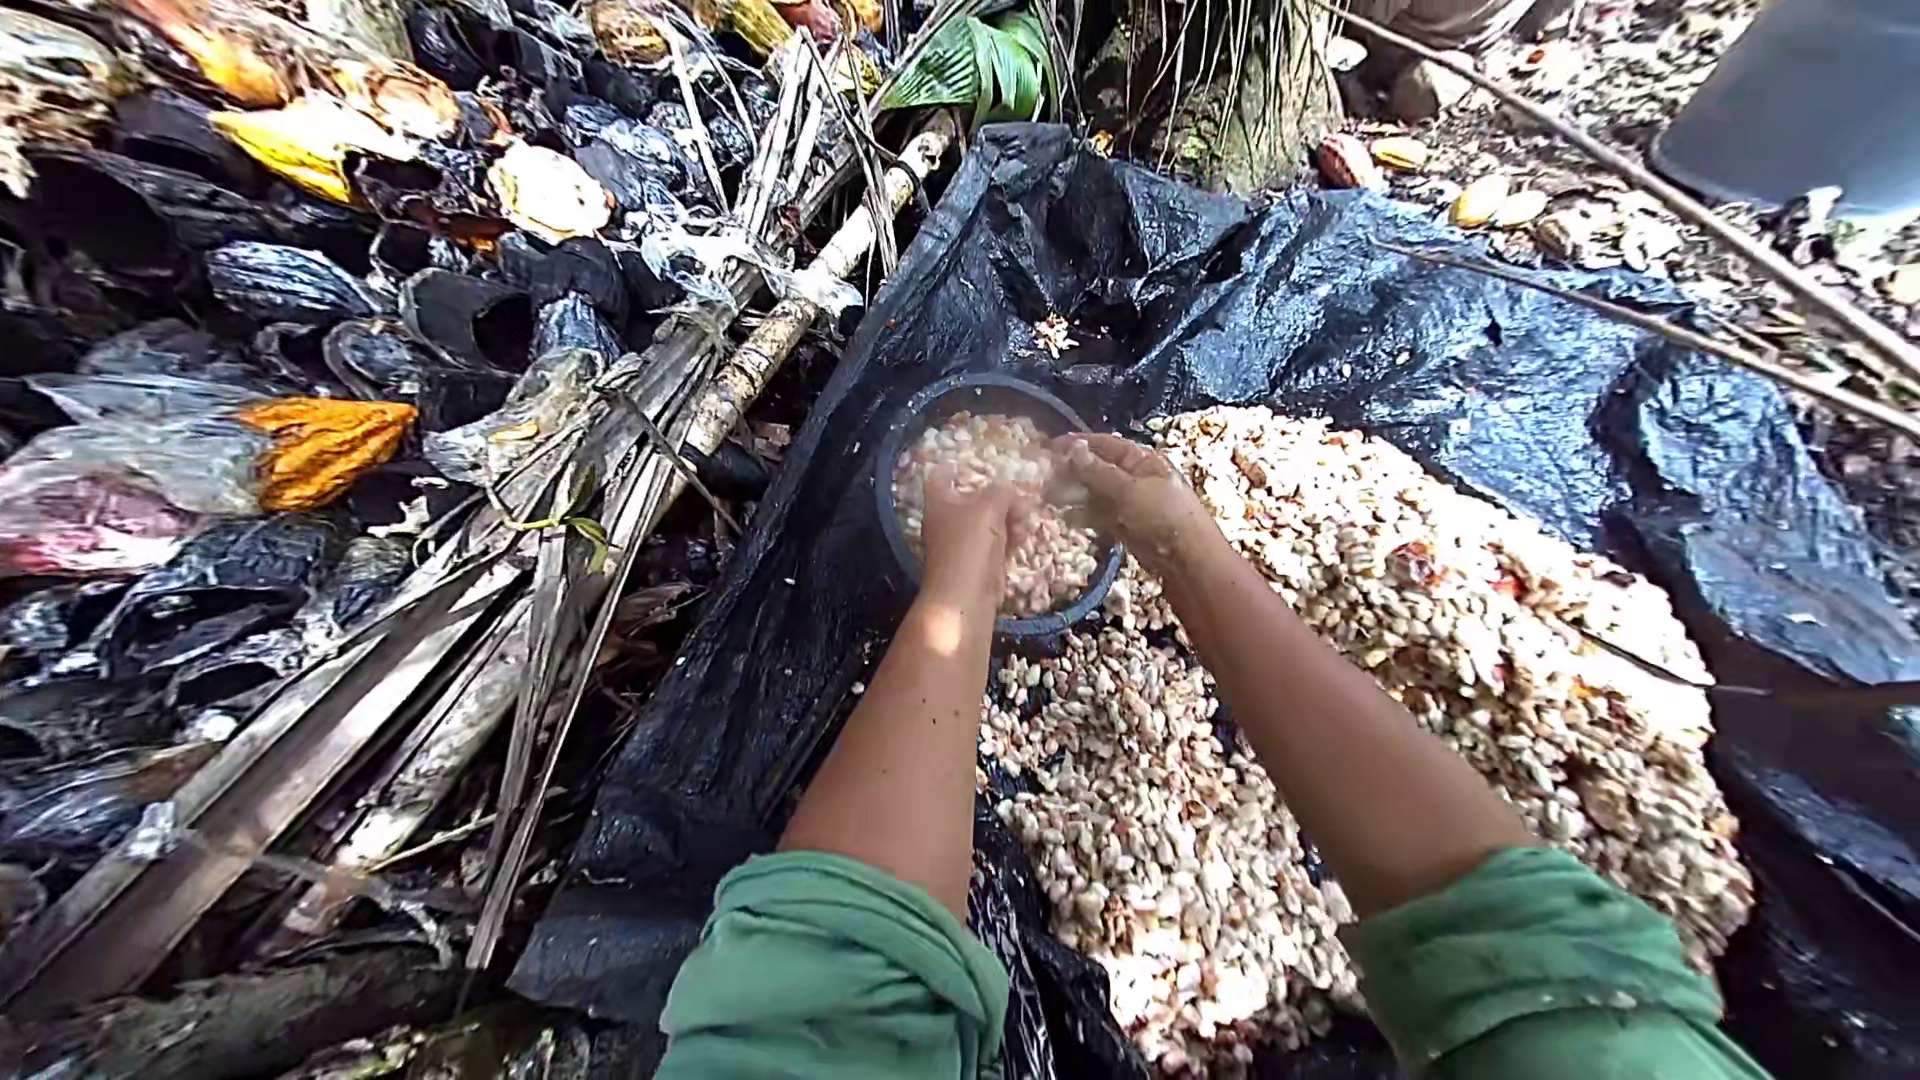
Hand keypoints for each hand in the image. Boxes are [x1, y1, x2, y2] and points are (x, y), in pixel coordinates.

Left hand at [919, 463, 1022, 602]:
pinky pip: (995, 544)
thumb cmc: (969, 547)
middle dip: (998, 497)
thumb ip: (1001, 492)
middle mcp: (947, 522)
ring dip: (1008, 518)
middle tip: (1021, 497)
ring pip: (988, 523)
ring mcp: (962, 545)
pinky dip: (1008, 538)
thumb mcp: (988, 508)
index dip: (957, 467)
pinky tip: (1022, 538)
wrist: (965, 599)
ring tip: (1026, 519)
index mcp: (940, 502)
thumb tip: (1009, 488)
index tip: (978, 463)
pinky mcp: (977, 565)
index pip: (942, 476)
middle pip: (973, 500)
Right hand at [1052, 433, 1219, 576]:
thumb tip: (1074, 450)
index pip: (1104, 444)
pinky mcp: (1123, 524)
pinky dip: (1082, 515)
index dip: (1077, 444)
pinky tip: (1065, 517)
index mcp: (1141, 460)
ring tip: (1047, 498)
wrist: (1186, 558)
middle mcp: (1133, 477)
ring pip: (1094, 493)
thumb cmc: (1162, 515)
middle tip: (1043, 478)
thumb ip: (1098, 472)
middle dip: (1071, 472)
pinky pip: (1098, 514)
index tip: (1050, 448)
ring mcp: (1128, 502)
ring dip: (1073, 494)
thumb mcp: (1129, 490)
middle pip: (1096, 468)